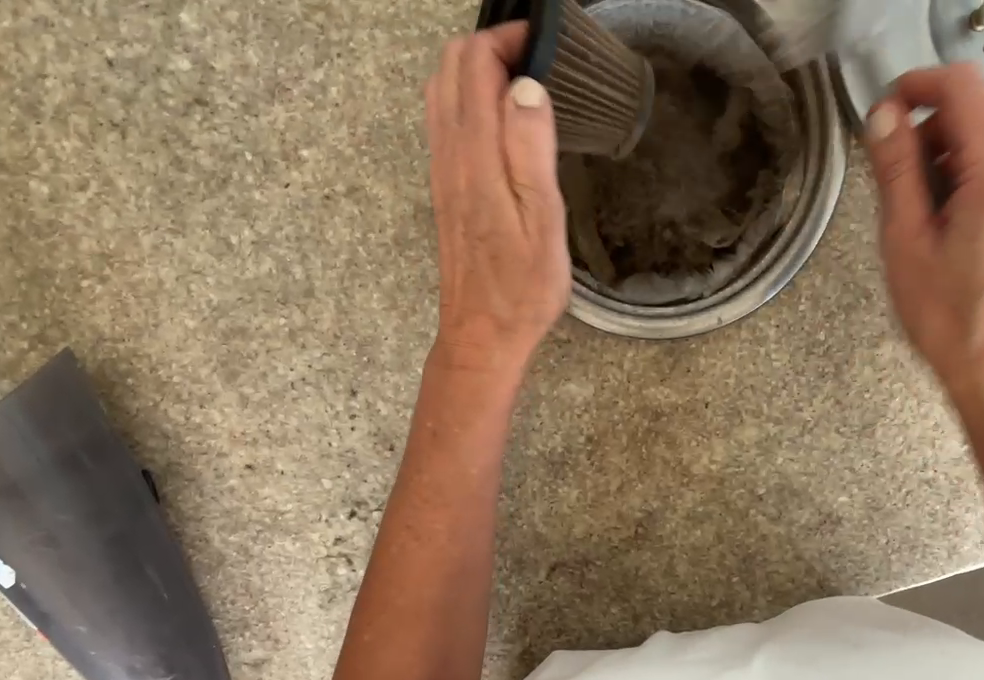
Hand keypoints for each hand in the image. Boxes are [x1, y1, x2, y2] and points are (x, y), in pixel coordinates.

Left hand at [424, 23, 570, 376]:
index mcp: (477, 157)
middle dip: (488, 46)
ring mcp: (442, 173)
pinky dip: (464, 101)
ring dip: (472, 71)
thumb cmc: (521, 289)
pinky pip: (442, 125)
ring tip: (517, 81)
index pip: (475, 64)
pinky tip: (495, 120)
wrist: (483, 335)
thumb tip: (525, 87)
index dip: (507, 40)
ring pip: (440, 94)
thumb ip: (530, 150)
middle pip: (450, 68)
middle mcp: (450, 157)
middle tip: (533, 58)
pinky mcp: (445, 192)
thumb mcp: (542, 222)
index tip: (543, 44)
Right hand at [862, 66, 983, 403]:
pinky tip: (941, 229)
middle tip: (893, 192)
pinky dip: (959, 184)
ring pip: (978, 144)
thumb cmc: (947, 316)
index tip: (882, 114)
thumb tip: (882, 117)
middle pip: (969, 115)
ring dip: (939, 166)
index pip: (960, 88)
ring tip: (917, 223)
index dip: (915, 86)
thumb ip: (895, 171)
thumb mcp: (905, 241)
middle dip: (923, 139)